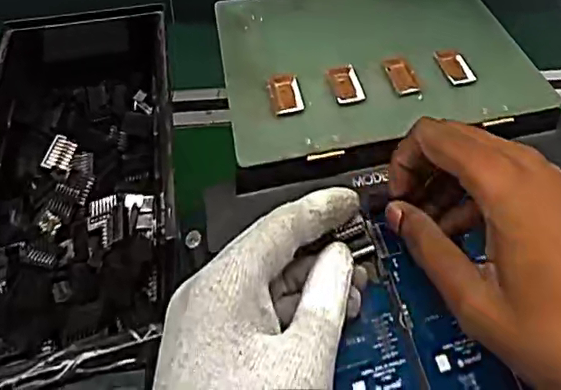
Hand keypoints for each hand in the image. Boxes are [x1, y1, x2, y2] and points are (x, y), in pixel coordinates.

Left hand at [153, 187, 367, 389]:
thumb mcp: (302, 360)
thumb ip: (326, 298)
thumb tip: (338, 261)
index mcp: (222, 284)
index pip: (281, 222)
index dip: (323, 207)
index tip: (349, 200)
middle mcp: (205, 296)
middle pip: (272, 251)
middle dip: (320, 250)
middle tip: (357, 245)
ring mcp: (202, 325)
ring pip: (265, 283)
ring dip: (309, 283)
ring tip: (350, 288)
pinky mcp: (206, 353)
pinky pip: (254, 312)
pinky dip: (289, 310)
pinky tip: (320, 319)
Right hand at [385, 118, 560, 389]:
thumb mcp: (476, 299)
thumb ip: (428, 247)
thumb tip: (400, 218)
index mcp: (505, 182)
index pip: (433, 134)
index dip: (403, 158)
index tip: (396, 192)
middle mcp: (529, 167)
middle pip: (456, 135)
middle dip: (423, 165)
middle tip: (408, 206)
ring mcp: (548, 178)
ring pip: (480, 150)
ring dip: (449, 176)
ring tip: (435, 225)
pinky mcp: (559, 194)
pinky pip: (506, 169)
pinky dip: (477, 185)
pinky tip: (468, 230)